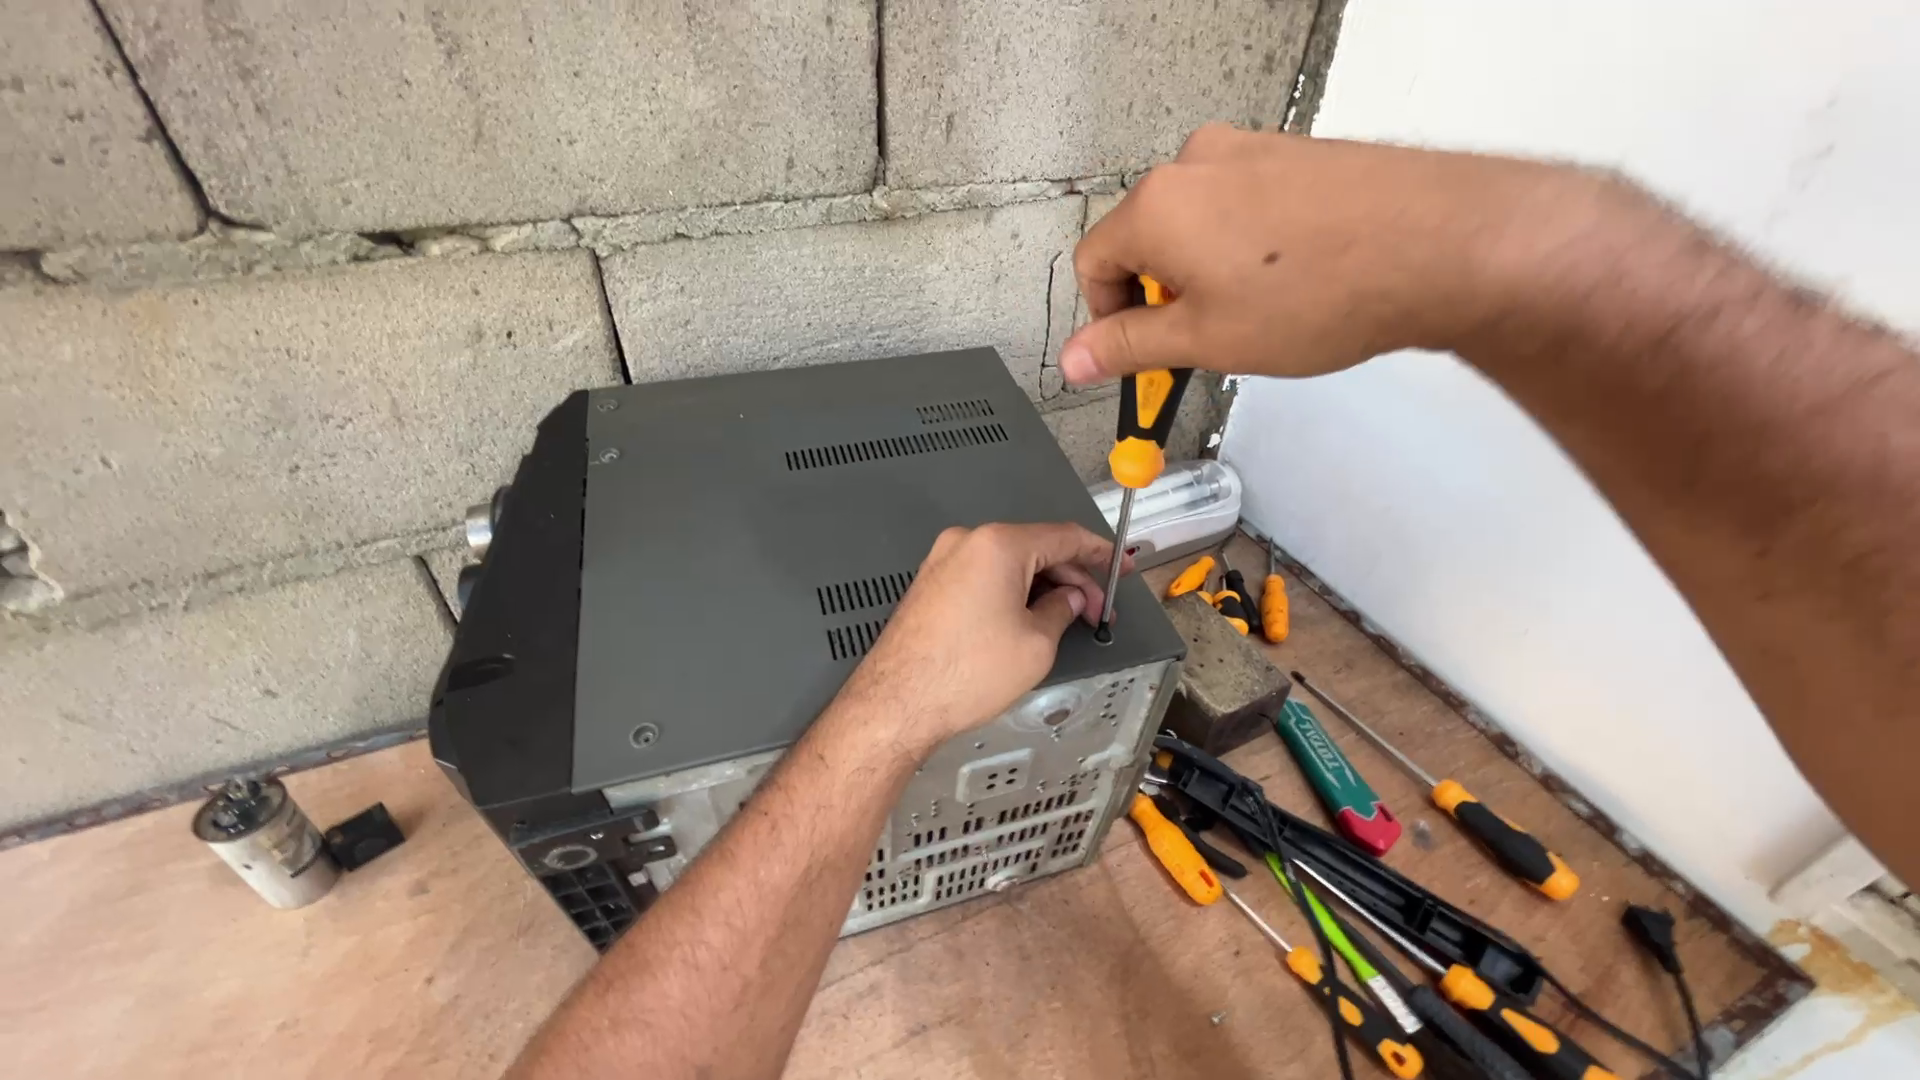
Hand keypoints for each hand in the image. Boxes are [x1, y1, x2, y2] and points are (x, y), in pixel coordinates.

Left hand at [832, 523, 1123, 755]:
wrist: (897, 702)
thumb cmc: (966, 673)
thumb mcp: (1036, 643)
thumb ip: (1061, 611)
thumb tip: (1068, 600)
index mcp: (998, 544)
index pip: (1064, 536)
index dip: (1100, 553)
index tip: (1122, 566)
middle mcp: (967, 541)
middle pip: (1036, 549)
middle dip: (1072, 579)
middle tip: (1097, 611)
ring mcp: (943, 560)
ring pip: (1009, 565)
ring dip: (1042, 588)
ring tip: (1065, 622)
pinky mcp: (931, 583)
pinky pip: (984, 576)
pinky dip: (1012, 592)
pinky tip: (1029, 618)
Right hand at [1059, 124, 1619, 384]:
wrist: (1444, 245)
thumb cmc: (1326, 290)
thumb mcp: (1204, 339)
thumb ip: (1127, 347)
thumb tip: (1077, 357)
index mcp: (1157, 205)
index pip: (1093, 265)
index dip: (1108, 318)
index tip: (1139, 351)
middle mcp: (1194, 165)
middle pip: (1141, 242)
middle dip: (1158, 298)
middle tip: (1199, 341)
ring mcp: (1246, 153)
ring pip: (1191, 226)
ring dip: (1200, 275)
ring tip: (1251, 315)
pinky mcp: (1289, 155)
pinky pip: (1237, 208)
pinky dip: (1241, 250)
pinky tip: (1283, 283)